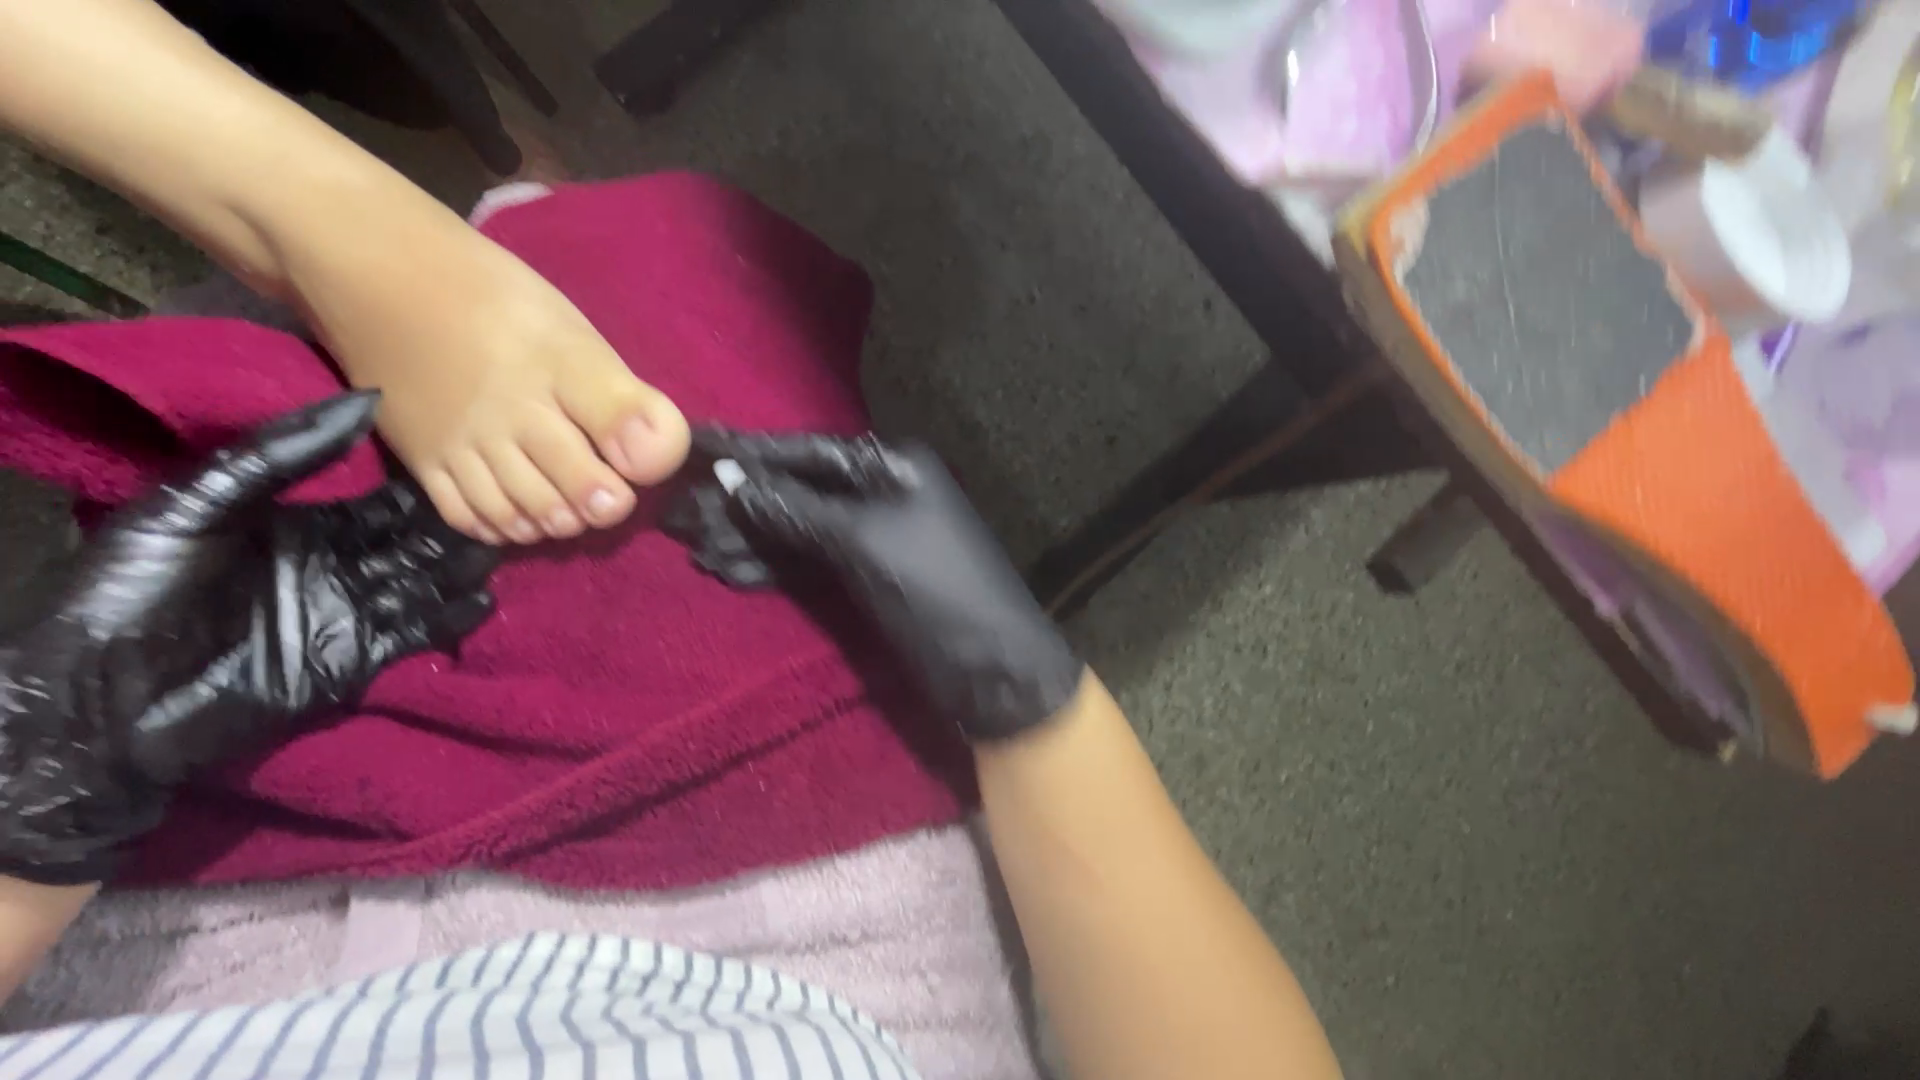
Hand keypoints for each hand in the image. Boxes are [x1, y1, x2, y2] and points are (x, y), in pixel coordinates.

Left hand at [0, 392, 499, 884]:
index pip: (383, 499)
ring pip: (424, 582)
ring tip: (508, 545)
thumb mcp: (198, 505)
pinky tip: (483, 600)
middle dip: (458, 525)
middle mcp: (338, 565)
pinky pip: (415, 633)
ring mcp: (350, 614)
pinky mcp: (356, 660)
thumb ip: (278, 456)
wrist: (101, 702)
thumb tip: (365, 401)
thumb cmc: (138, 589)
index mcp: (304, 525)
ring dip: (463, 566)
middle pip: (415, 540)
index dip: (426, 484)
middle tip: (512, 504)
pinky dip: (450, 618)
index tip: (475, 460)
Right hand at [297, 221, 690, 545]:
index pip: (626, 434)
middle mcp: (513, 415)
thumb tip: (657, 459)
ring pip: (521, 514)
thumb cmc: (499, 303)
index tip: (637, 470)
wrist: (382, 273)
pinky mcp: (421, 458)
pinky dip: (503, 527)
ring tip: (566, 507)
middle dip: (599, 507)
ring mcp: (462, 442)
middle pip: (570, 494)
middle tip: (603, 496)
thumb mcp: (576, 337)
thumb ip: (621, 400)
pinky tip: (520, 516)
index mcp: (564, 373)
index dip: (643, 465)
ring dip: (555, 521)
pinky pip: (467, 516)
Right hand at [694, 429, 1083, 740]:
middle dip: (741, 506)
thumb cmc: (935, 591)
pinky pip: (813, 562)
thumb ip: (797, 509)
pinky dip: (775, 568)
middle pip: (798, 490)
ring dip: (751, 541)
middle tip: (679, 518)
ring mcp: (875, 537)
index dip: (748, 454)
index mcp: (892, 466)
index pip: (806, 452)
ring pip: (799, 529)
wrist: (994, 672)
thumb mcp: (863, 543)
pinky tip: (733, 573)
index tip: (691, 449)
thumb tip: (731, 480)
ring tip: (695, 552)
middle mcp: (882, 491)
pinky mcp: (869, 576)